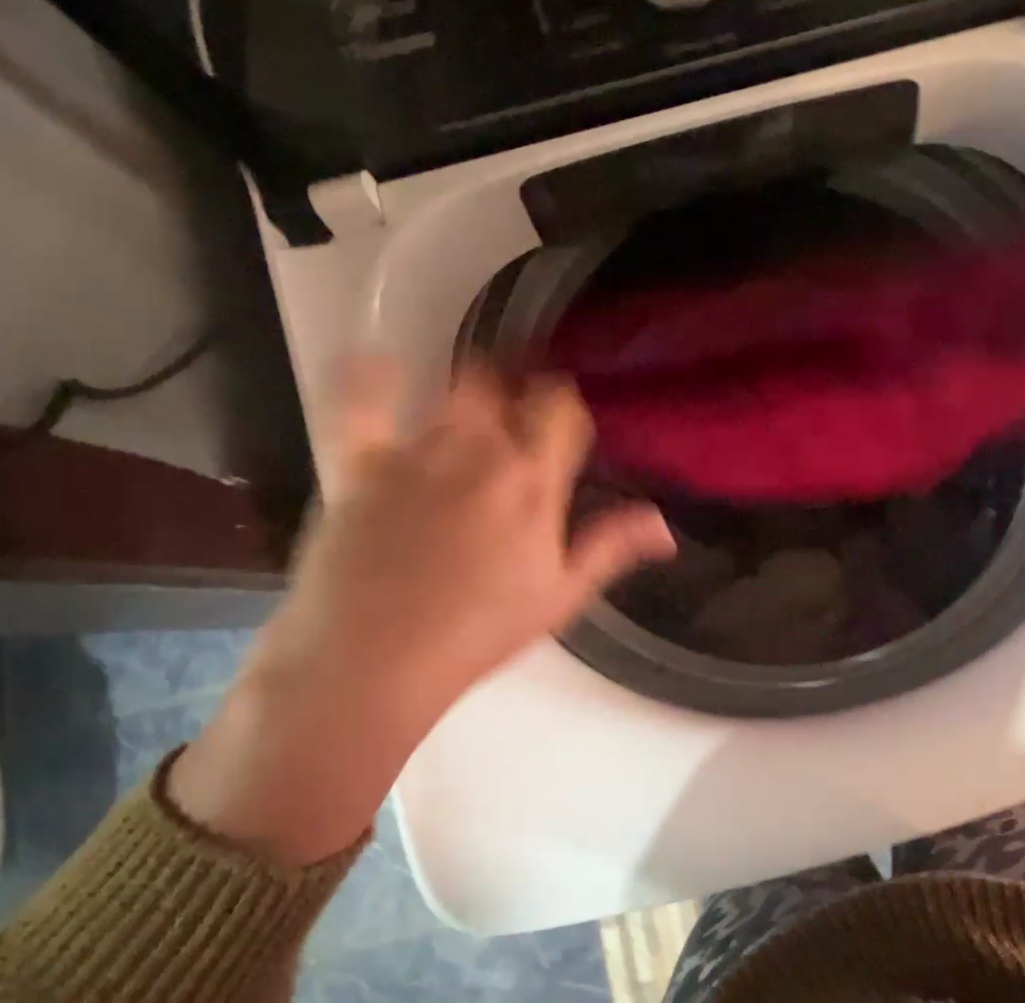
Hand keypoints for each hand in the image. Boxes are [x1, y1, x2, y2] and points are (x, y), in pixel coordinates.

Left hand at [264, 359, 676, 698]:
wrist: (376, 662)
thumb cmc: (478, 633)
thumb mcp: (560, 596)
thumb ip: (612, 547)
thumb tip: (664, 525)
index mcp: (533, 484)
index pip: (561, 410)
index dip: (564, 405)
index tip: (561, 417)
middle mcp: (480, 453)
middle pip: (506, 388)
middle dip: (514, 390)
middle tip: (514, 415)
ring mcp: (417, 452)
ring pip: (453, 390)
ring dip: (467, 391)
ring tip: (469, 405)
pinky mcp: (359, 462)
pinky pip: (363, 400)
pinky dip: (374, 375)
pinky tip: (383, 362)